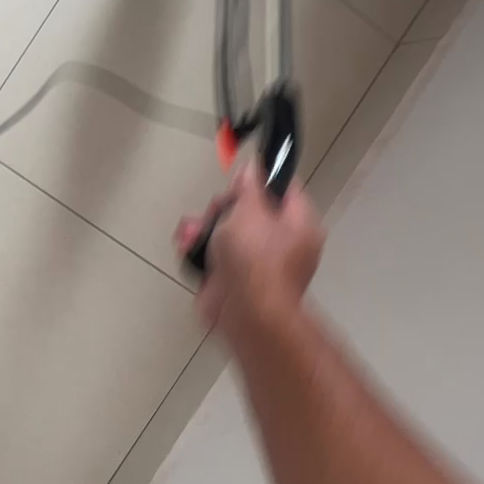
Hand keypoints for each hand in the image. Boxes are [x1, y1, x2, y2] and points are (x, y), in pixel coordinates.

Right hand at [175, 159, 324, 334]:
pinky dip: (197, 250)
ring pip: (225, 233)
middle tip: (214, 212)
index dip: (258, 179)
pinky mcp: (232, 279)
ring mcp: (255, 263)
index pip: (283, 189)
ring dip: (203, 228)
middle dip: (221, 208)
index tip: (236, 182)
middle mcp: (280, 243)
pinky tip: (186, 246)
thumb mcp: (250, 210)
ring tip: (191, 232)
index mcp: (297, 223)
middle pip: (248, 210)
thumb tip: (252, 169)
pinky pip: (213, 255)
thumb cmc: (255, 257)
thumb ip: (249, 187)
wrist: (245, 313)